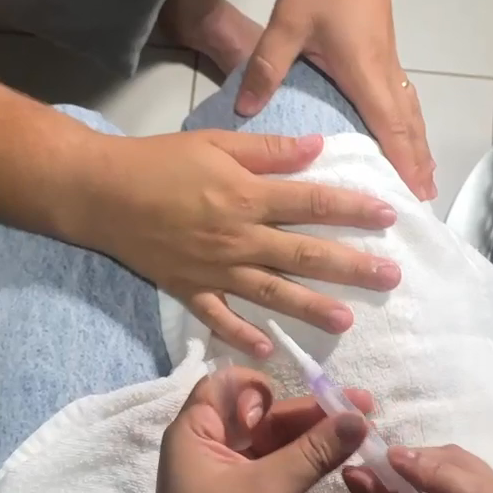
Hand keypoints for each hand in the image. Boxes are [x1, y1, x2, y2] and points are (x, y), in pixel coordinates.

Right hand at [74, 130, 400, 355]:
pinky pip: (218, 318)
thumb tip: (317, 148)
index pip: (312, 204)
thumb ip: (269, 150)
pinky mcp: (189, 290)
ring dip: (310, 308)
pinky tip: (268, 349)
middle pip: (304, 255)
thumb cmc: (161, 161)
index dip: (353, 210)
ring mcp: (214, 270)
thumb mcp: (216, 143)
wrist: (103, 192)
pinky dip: (241, 335)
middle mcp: (238, 238)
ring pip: (271, 293)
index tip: (389, 217)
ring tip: (346, 322)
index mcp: (246, 196)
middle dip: (350, 267)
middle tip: (389, 279)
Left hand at [132, 366, 370, 492]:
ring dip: (312, 433)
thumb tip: (359, 417)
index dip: (262, 385)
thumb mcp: (268, 491)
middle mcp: (209, 442)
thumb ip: (313, 451)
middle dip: (308, 408)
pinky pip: (274, 463)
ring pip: (272, 438)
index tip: (294, 403)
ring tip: (363, 427)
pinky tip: (339, 455)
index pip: (227, 383)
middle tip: (363, 405)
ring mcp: (227, 471)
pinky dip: (303, 458)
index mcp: (196, 429)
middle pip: (261, 410)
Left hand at [236, 0, 435, 199]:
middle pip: (409, 124)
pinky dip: (408, 120)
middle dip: (418, 162)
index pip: (390, 128)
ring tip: (423, 173)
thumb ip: (266, 67)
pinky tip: (401, 129)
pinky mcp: (383, 45)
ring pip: (409, 109)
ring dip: (418, 142)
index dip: (404, 163)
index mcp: (366, 70)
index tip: (415, 196)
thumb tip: (246, 111)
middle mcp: (384, 69)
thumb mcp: (286, 23)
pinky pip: (402, 94)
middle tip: (425, 198)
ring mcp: (388, 56)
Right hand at [345, 446, 492, 492]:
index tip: (388, 457)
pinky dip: (447, 471)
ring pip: (477, 468)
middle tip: (382, 463)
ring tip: (399, 471)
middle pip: (475, 475)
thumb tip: (355, 472)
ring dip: (435, 463)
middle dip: (427, 461)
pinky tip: (424, 482)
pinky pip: (481, 476)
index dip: (434, 472)